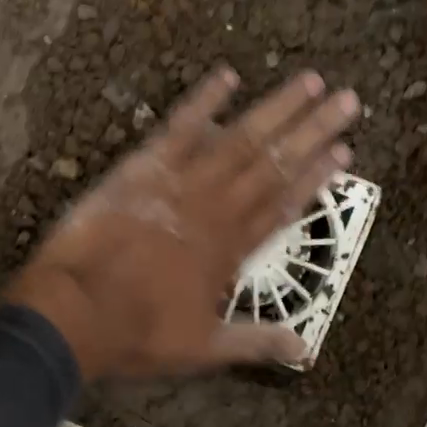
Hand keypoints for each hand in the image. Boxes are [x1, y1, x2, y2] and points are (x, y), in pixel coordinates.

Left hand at [6, 68, 358, 379]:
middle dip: (311, 132)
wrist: (78, 312)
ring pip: (238, 139)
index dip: (314, 178)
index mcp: (231, 251)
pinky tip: (226, 75)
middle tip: (348, 99)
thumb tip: (303, 352)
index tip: (343, 152)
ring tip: (309, 80)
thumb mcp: (203, 348)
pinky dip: (203, 100)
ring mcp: (180, 184)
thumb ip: (254, 342)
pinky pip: (179, 127)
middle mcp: (216, 209)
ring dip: (275, 109)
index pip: (283, 206)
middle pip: (272, 164)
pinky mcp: (142, 169)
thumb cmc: (138, 334)